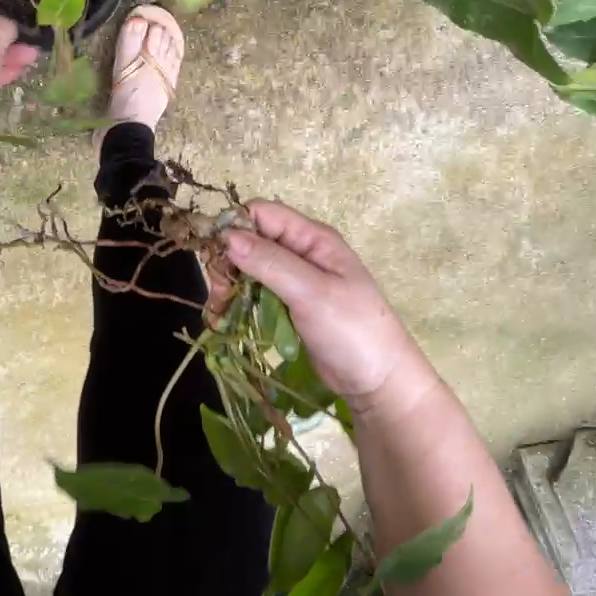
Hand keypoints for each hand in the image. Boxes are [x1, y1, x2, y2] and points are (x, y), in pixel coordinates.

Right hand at [224, 201, 436, 415]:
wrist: (377, 381)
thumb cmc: (352, 331)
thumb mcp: (311, 293)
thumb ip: (270, 262)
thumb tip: (227, 236)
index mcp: (312, 238)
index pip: (262, 213)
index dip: (235, 227)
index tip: (217, 257)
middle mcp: (301, 251)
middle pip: (249, 239)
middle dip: (228, 261)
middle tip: (219, 293)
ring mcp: (294, 278)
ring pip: (247, 266)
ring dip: (228, 283)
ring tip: (220, 311)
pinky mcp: (287, 302)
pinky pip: (253, 291)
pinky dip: (236, 300)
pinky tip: (225, 318)